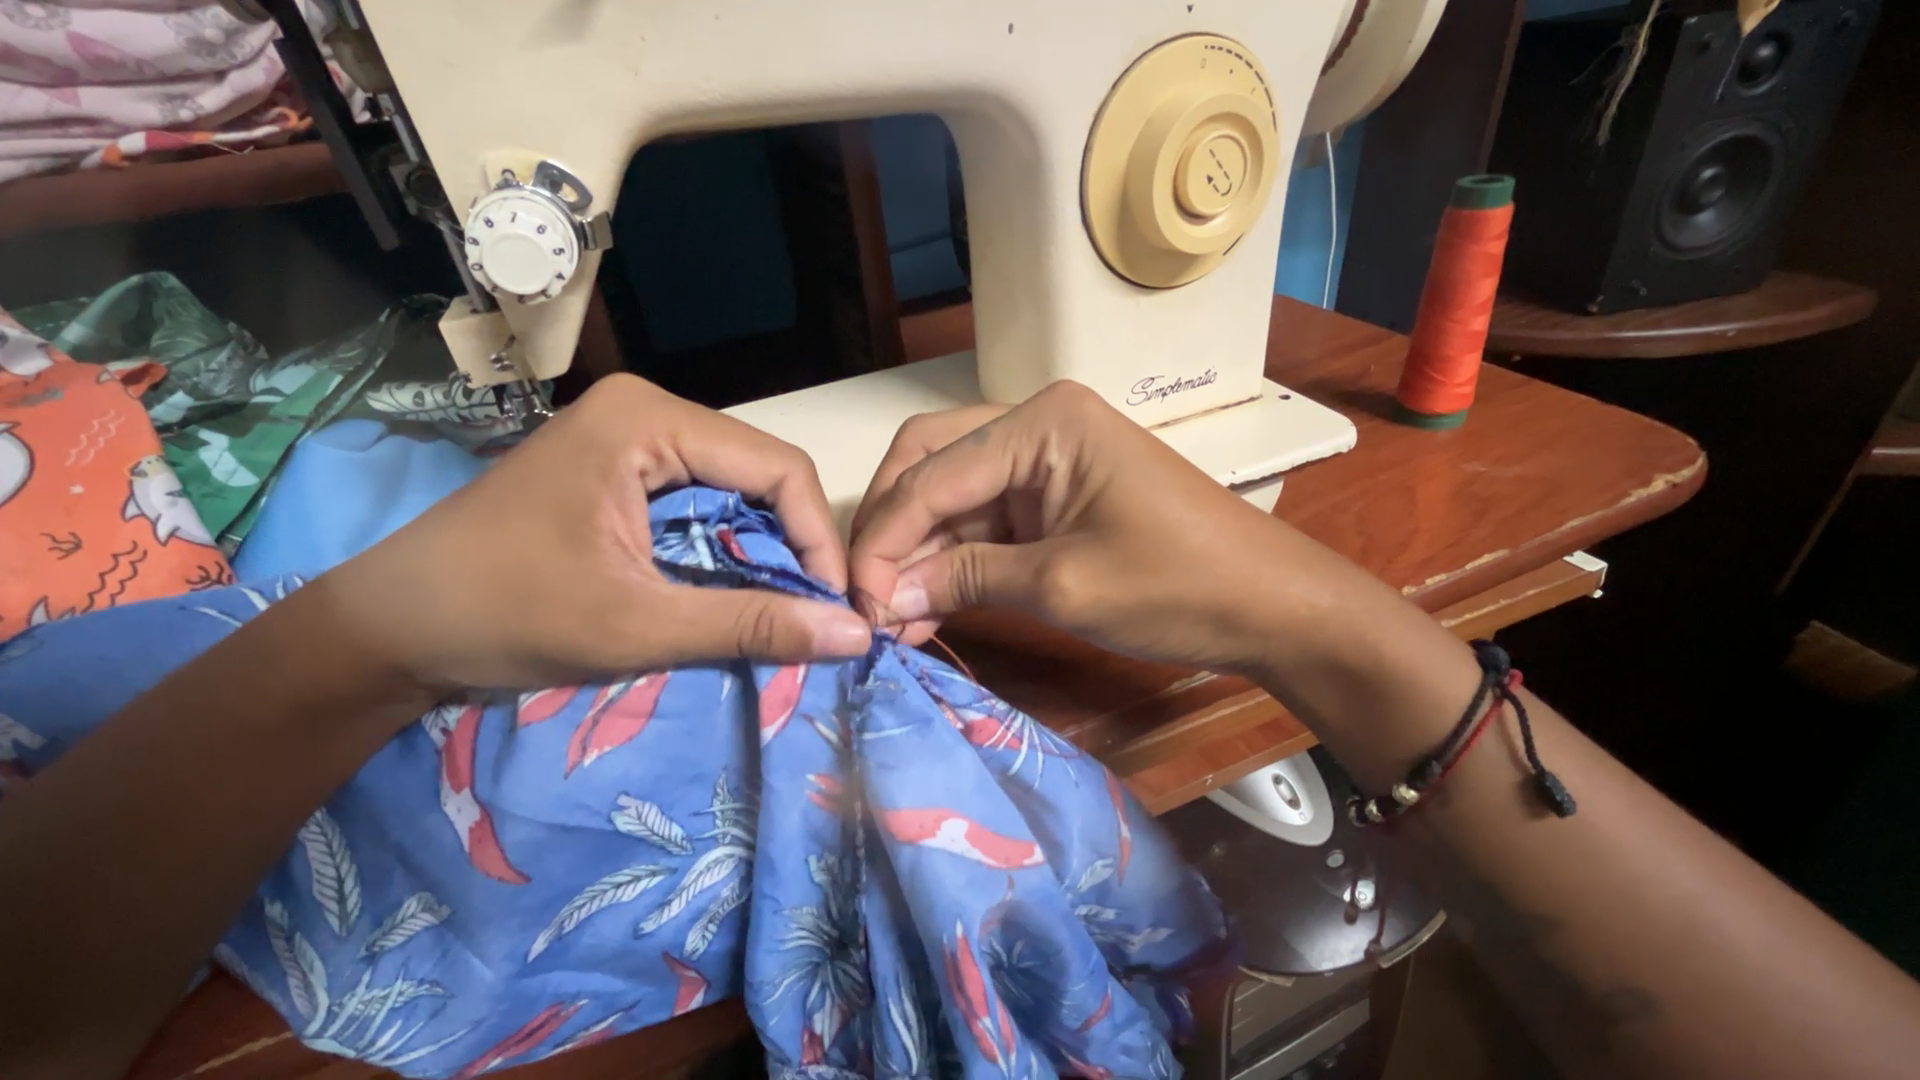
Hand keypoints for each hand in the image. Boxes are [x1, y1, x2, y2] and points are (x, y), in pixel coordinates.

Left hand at [313, 374, 871, 695]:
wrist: (386, 629)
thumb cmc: (503, 613)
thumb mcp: (638, 625)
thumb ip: (752, 624)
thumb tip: (857, 633)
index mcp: (649, 420)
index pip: (778, 468)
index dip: (818, 539)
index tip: (835, 610)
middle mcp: (648, 413)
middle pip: (760, 477)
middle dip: (792, 549)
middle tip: (811, 619)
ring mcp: (630, 440)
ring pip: (735, 494)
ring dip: (762, 556)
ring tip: (778, 615)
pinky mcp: (619, 473)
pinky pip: (701, 507)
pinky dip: (724, 555)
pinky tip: (728, 597)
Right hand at [848, 381, 1351, 676]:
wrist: (1269, 604)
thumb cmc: (1177, 585)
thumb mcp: (1062, 584)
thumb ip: (965, 579)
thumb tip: (883, 597)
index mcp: (1040, 422)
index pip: (931, 473)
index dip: (884, 539)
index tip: (854, 601)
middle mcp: (1034, 424)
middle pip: (930, 466)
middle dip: (893, 533)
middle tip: (866, 599)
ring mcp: (1043, 460)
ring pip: (951, 498)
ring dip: (919, 555)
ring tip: (891, 619)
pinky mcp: (1051, 497)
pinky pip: (984, 522)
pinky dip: (954, 563)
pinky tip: (927, 608)